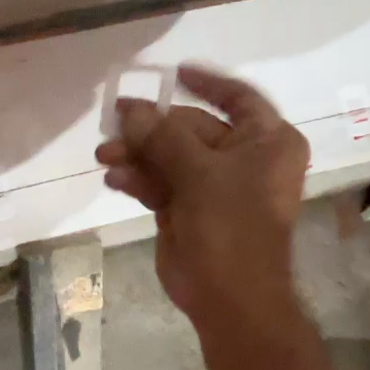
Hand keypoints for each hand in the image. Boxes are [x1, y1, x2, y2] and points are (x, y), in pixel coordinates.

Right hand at [94, 65, 309, 326]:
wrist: (230, 296)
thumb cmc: (231, 227)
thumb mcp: (200, 174)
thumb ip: (163, 137)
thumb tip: (129, 109)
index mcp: (266, 141)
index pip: (236, 98)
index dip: (204, 83)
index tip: (171, 73)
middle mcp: (242, 160)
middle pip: (192, 130)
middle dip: (151, 129)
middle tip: (112, 123)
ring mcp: (213, 188)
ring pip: (170, 159)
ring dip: (138, 156)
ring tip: (103, 156)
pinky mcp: (187, 213)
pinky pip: (160, 186)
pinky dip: (138, 180)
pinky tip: (114, 178)